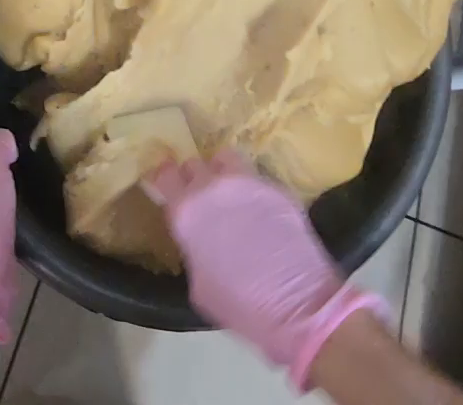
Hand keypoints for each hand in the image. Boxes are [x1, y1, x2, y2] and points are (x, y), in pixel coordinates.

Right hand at [146, 152, 386, 390]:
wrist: (296, 303)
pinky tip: (260, 211)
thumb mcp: (198, 282)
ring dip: (223, 171)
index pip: (165, 174)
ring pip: (226, 158)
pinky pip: (255, 177)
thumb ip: (193, 244)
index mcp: (187, 211)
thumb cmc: (239, 304)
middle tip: (202, 197)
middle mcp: (213, 186)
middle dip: (194, 178)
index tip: (168, 185)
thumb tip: (201, 234)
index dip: (165, 178)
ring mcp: (248, 181)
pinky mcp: (277, 185)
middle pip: (194, 163)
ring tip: (230, 192)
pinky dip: (251, 188)